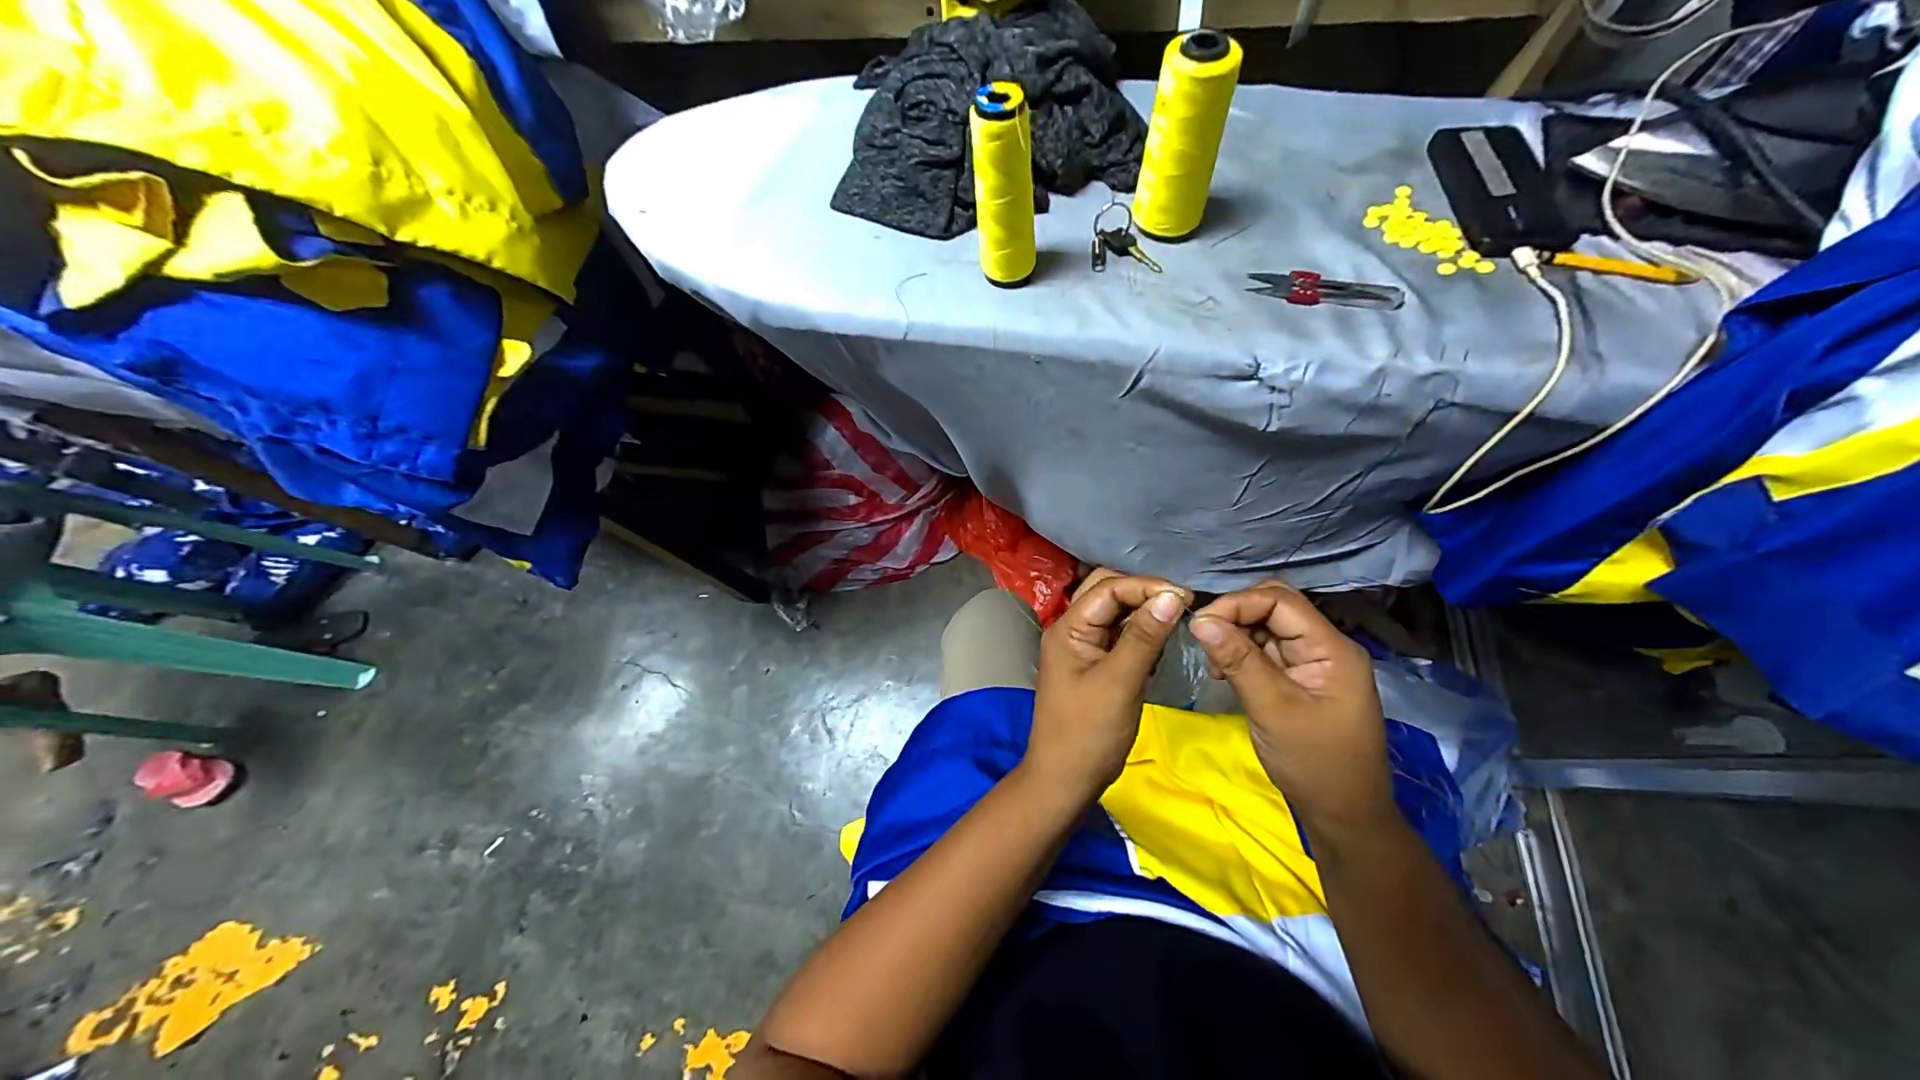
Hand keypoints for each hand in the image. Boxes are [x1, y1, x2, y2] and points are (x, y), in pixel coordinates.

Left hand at [1020, 570, 1188, 802]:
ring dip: (1144, 612)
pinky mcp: (1094, 665)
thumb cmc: (1089, 733)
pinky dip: (1140, 634)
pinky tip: (1161, 643)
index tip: (1186, 597)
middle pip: (1108, 592)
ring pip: (1115, 614)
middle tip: (1182, 604)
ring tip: (1177, 619)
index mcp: (1068, 628)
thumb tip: (1172, 595)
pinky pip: (1119, 636)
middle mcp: (1071, 630)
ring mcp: (1082, 648)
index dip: (1147, 587)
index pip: (1109, 588)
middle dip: (1144, 593)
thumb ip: (1144, 637)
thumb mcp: (1120, 682)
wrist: (1065, 780)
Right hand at [1188, 581, 1394, 835]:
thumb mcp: (1272, 709)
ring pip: (1267, 627)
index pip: (1280, 601)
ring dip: (1235, 636)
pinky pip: (1266, 651)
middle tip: (1205, 641)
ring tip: (1215, 665)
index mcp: (1332, 648)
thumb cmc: (1314, 763)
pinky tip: (1226, 673)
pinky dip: (1241, 654)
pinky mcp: (1300, 679)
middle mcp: (1325, 647)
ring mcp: (1313, 663)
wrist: (1344, 814)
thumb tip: (1200, 621)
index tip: (1199, 625)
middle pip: (1275, 607)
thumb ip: (1238, 660)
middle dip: (1235, 616)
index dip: (1237, 604)